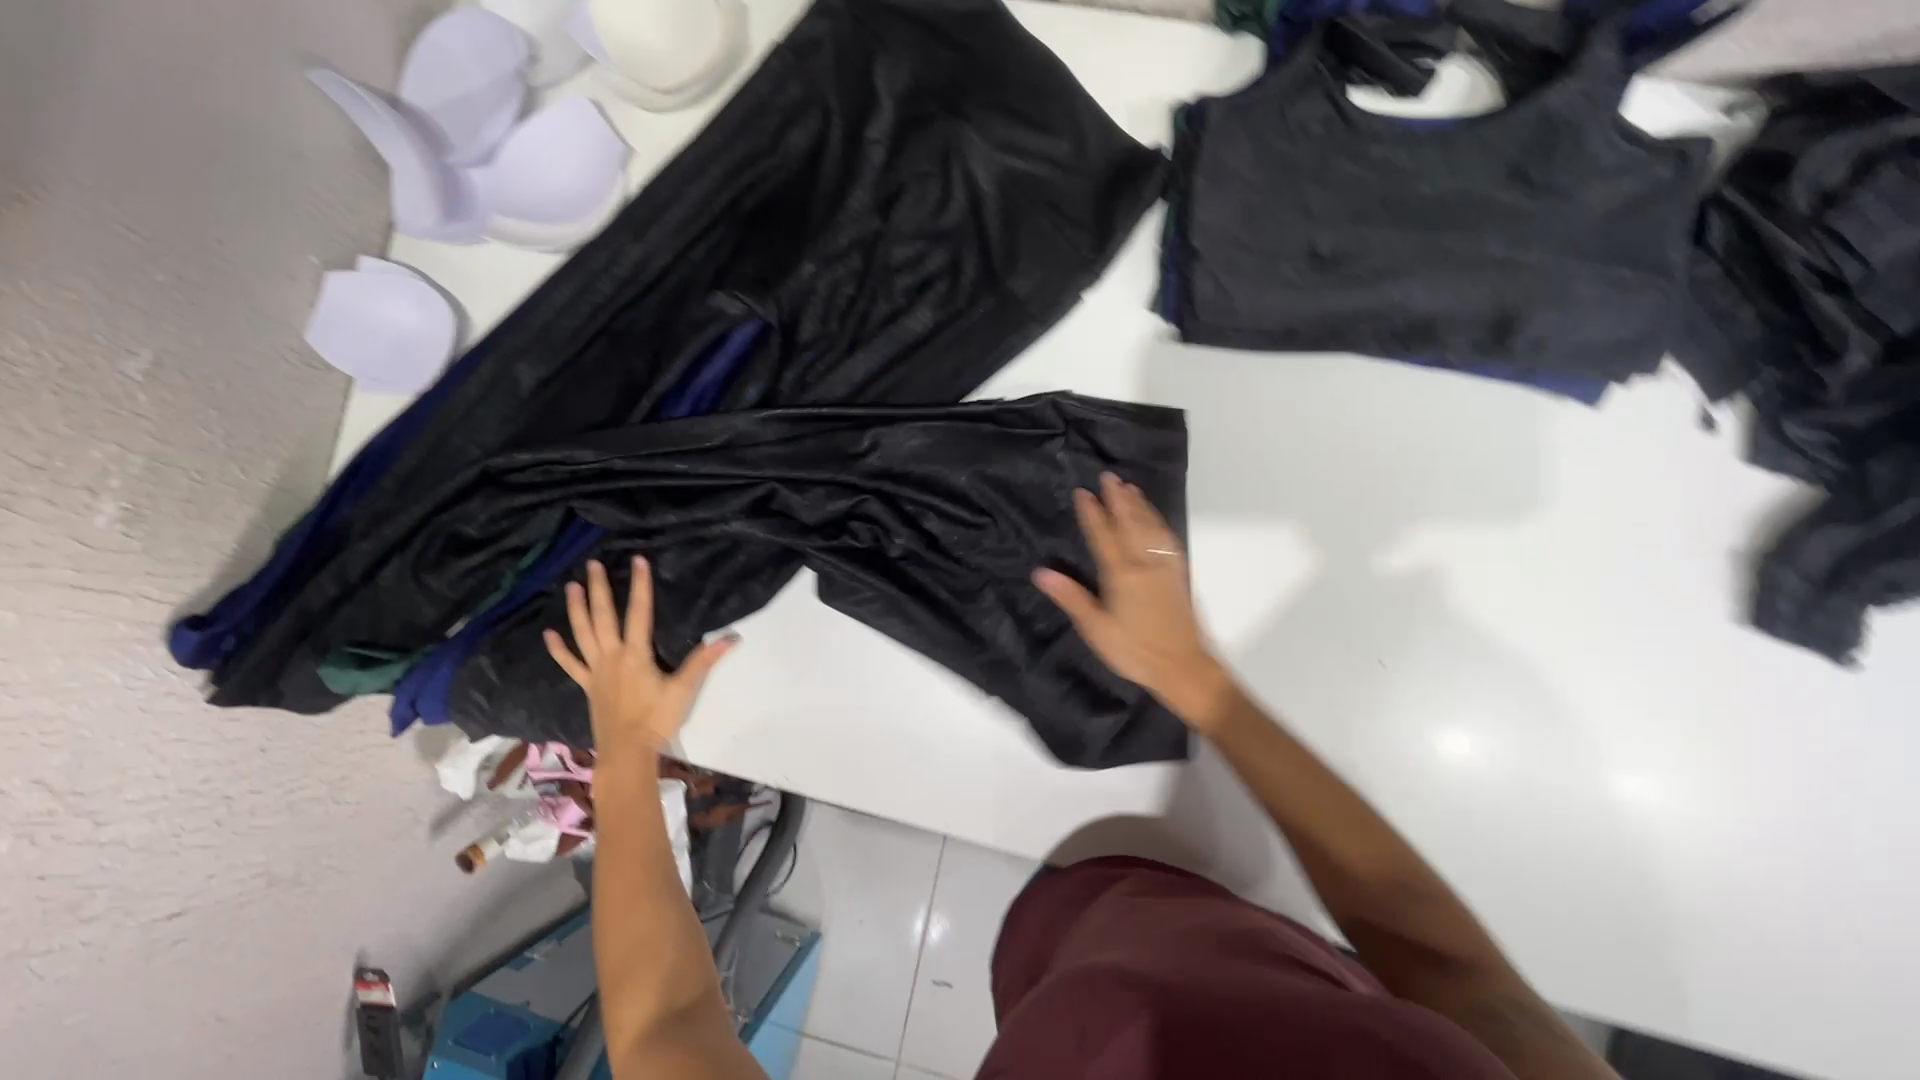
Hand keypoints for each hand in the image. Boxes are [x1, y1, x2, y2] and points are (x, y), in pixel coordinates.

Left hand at [545, 557, 736, 759]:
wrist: (627, 752)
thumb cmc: (657, 719)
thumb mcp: (684, 690)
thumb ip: (703, 661)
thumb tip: (730, 638)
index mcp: (635, 654)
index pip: (639, 612)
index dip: (640, 585)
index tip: (638, 560)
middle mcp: (612, 656)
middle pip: (603, 616)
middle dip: (599, 589)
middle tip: (592, 564)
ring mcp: (596, 670)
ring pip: (583, 633)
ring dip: (576, 609)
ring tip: (571, 586)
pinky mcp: (588, 685)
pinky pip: (570, 663)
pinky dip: (558, 649)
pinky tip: (549, 635)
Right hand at [1033, 473, 1232, 731]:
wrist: (1183, 666)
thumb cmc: (1134, 651)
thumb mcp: (1095, 629)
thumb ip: (1071, 597)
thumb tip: (1041, 572)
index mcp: (1121, 574)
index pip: (1103, 535)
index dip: (1092, 512)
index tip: (1083, 491)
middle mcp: (1144, 563)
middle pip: (1130, 523)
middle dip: (1118, 498)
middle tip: (1109, 476)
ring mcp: (1164, 568)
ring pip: (1151, 527)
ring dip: (1140, 506)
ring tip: (1130, 488)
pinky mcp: (1179, 576)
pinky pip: (1168, 540)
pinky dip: (1159, 523)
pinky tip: (1156, 520)